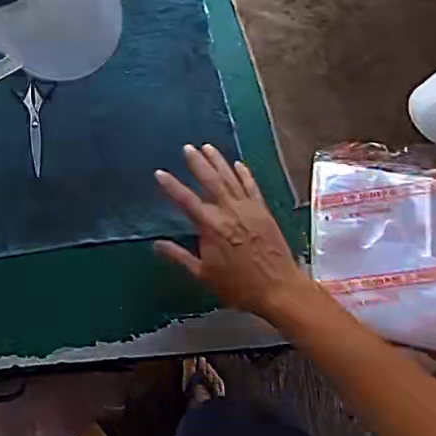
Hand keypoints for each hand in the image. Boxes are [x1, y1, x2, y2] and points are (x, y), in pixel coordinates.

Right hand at [154, 144, 314, 321]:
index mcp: (212, 226)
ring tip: (207, 147)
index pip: (186, 201)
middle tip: (187, 148)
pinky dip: (244, 174)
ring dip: (218, 161)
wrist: (278, 289)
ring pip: (230, 179)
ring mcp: (248, 208)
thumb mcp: (204, 275)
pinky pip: (252, 187)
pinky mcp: (263, 210)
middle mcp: (229, 211)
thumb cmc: (238, 286)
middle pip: (210, 181)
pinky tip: (237, 164)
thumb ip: (180, 256)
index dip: (171, 186)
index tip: (160, 173)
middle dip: (197, 163)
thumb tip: (157, 244)